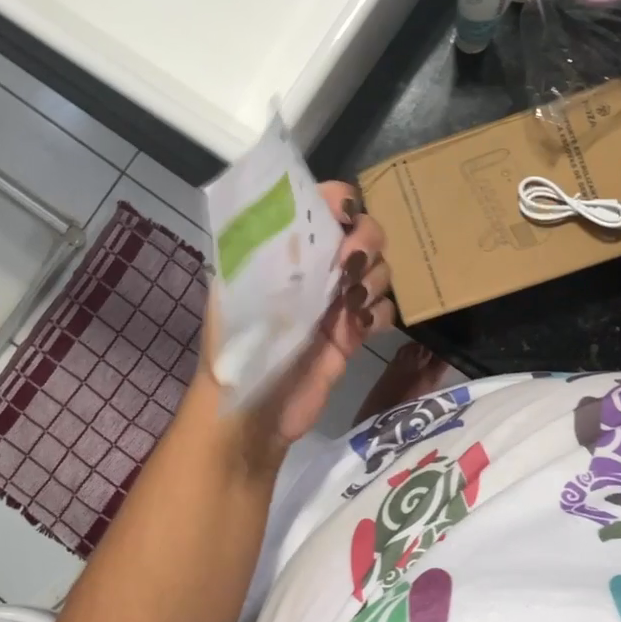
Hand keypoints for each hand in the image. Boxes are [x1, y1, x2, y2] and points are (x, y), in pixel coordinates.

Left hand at [203, 182, 391, 461]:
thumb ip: (280, 246)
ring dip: (374, 279)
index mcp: (284, 250)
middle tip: (352, 266)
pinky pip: (383, 310)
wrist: (251, 418)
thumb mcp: (246, 287)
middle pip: (363, 233)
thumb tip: (318, 214)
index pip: (322, 207)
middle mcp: (313, 270)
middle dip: (367, 241)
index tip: (347, 219)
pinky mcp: (351, 335)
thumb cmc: (237, 347)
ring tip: (351, 305)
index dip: (341, 203)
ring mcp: (335, 303)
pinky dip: (379, 314)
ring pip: (379, 270)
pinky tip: (359, 329)